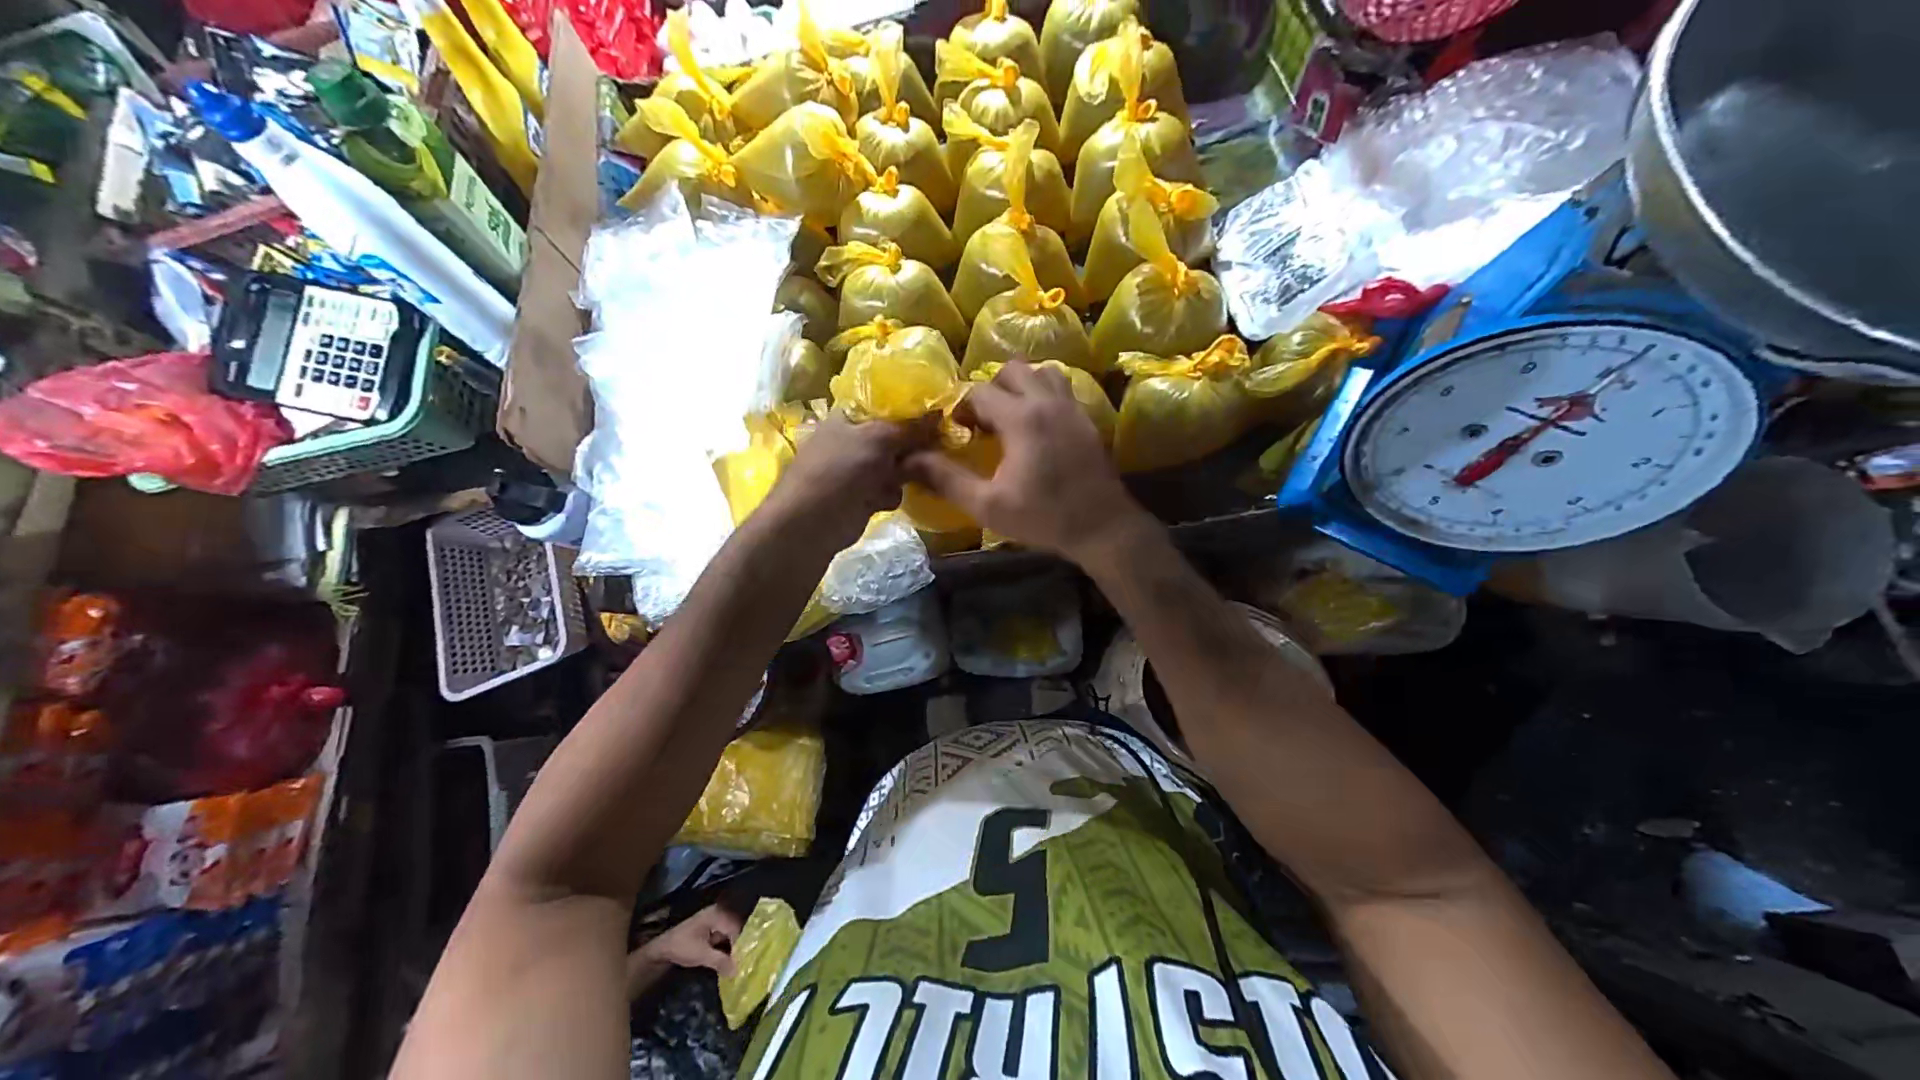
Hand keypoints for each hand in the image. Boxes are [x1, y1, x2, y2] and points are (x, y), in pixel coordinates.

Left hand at [628, 904, 743, 995]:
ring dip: (733, 948)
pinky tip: (728, 960)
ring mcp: (714, 920)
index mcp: (717, 915)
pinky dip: (726, 948)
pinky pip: (724, 936)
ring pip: (730, 934)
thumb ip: (720, 961)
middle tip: (744, 962)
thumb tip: (737, 971)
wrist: (660, 949)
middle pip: (735, 929)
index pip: (737, 929)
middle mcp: (718, 913)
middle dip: (739, 946)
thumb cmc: (680, 947)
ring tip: (738, 963)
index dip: (742, 945)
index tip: (745, 961)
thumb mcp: (701, 955)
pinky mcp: (710, 928)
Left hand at [759, 412, 935, 551]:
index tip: (937, 413)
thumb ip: (909, 427)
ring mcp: (857, 469)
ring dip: (902, 473)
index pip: (885, 405)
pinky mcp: (863, 496)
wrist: (812, 521)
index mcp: (848, 416)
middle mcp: (853, 440)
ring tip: (900, 477)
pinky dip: (890, 494)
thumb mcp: (877, 437)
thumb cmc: (839, 469)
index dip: (910, 409)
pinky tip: (884, 500)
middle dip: (911, 445)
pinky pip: (890, 489)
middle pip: (895, 436)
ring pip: (896, 464)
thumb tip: (938, 414)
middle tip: (934, 447)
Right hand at [904, 361, 1151, 562]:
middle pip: (1012, 369)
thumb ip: (946, 479)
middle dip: (990, 389)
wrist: (1103, 528)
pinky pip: (1061, 388)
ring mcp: (1072, 407)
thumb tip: (909, 461)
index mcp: (1022, 417)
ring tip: (1010, 418)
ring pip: (1041, 372)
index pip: (979, 392)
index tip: (957, 434)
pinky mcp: (1087, 418)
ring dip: (1020, 386)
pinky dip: (1042, 395)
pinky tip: (1036, 427)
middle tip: (983, 422)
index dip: (961, 409)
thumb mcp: (987, 505)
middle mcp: (1048, 401)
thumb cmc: (1044, 518)